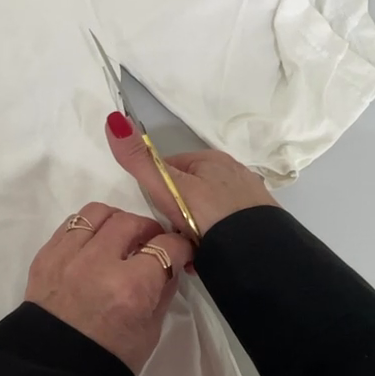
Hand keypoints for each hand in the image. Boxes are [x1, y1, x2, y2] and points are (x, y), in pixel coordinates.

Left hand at [24, 203, 192, 372]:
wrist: (56, 367)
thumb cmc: (110, 356)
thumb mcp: (150, 329)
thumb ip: (162, 289)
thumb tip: (170, 263)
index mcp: (130, 288)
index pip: (165, 247)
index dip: (180, 247)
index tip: (181, 251)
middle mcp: (98, 263)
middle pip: (130, 222)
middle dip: (149, 229)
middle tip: (152, 243)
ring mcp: (67, 256)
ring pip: (97, 212)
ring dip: (116, 221)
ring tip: (121, 237)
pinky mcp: (46, 255)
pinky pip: (70, 224)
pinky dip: (88, 228)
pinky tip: (95, 243)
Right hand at [104, 112, 278, 239]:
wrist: (256, 253)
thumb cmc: (206, 213)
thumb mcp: (164, 187)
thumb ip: (137, 158)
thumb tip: (113, 119)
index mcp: (210, 158)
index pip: (169, 168)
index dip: (156, 190)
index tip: (156, 213)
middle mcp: (233, 172)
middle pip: (188, 191)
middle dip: (177, 214)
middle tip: (171, 235)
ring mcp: (249, 198)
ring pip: (207, 212)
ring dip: (195, 230)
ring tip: (188, 251)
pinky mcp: (260, 224)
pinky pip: (225, 229)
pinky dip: (215, 241)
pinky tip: (208, 256)